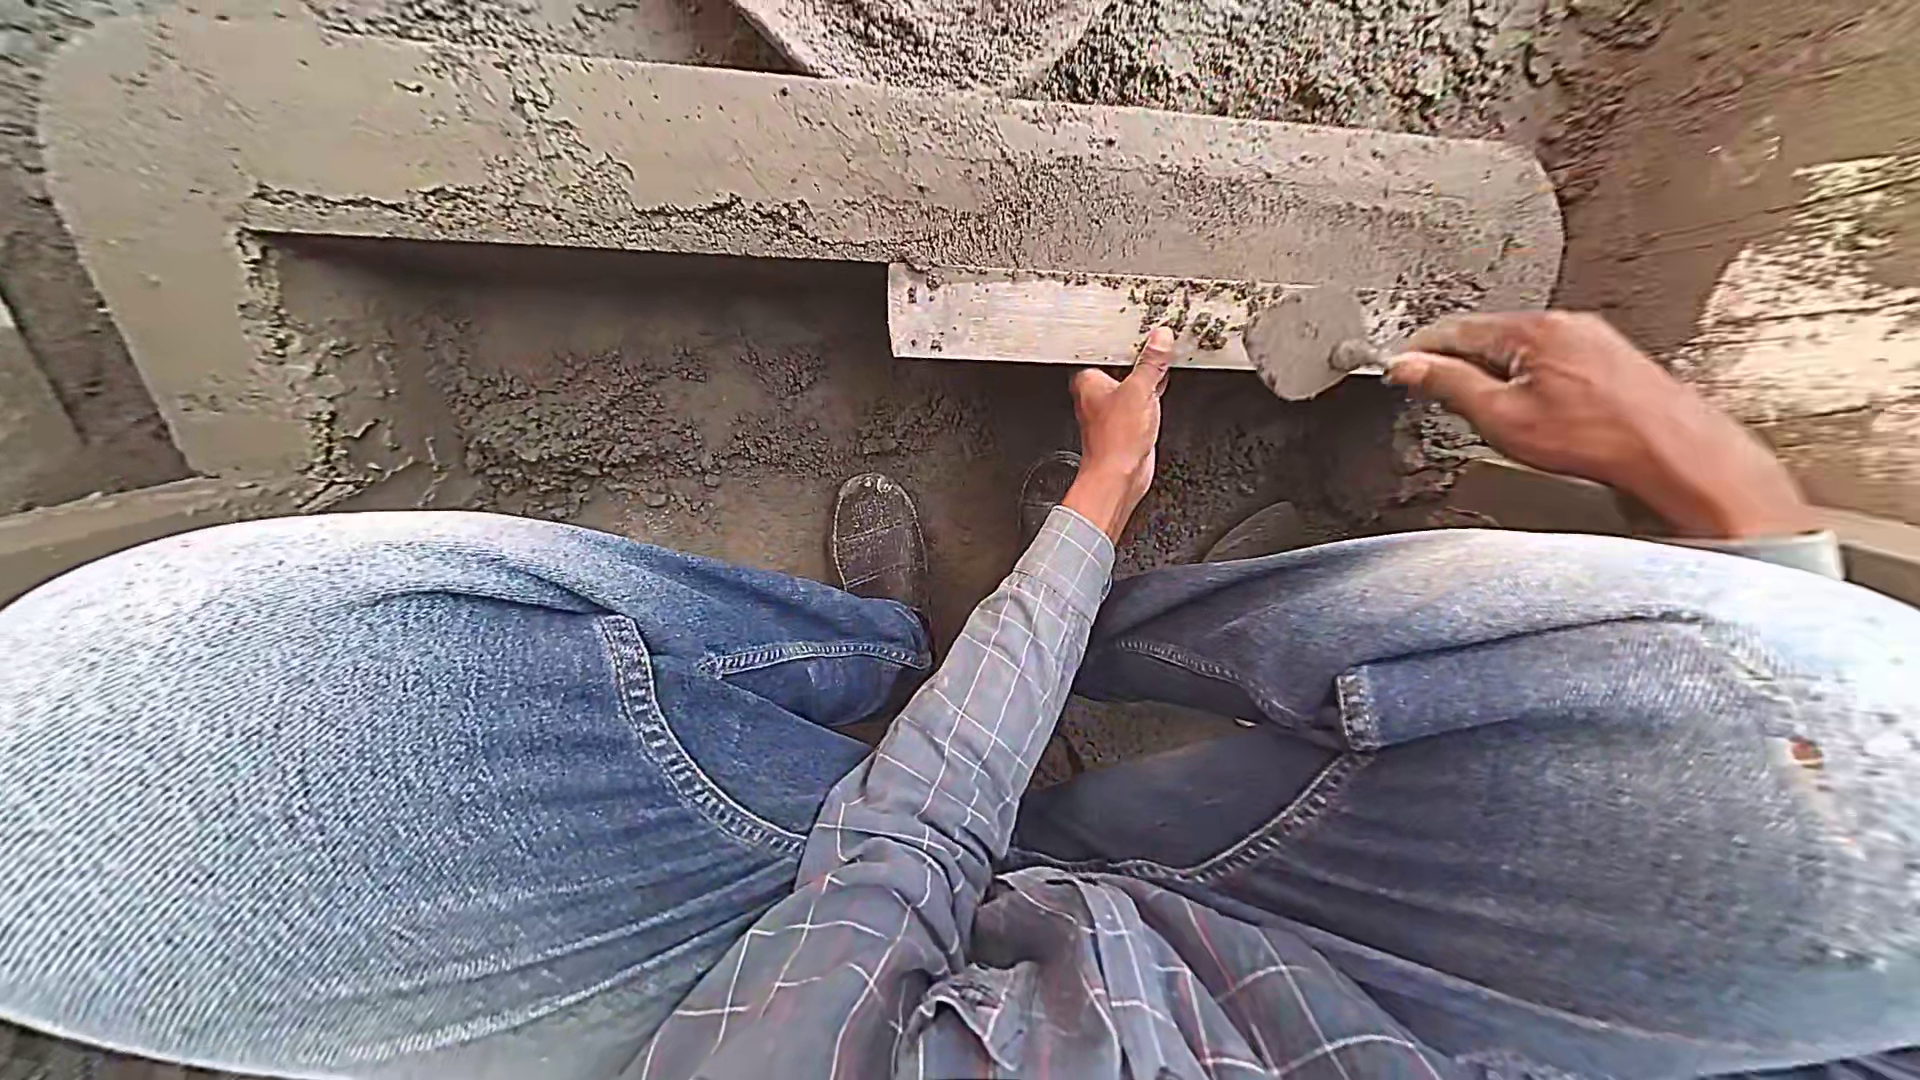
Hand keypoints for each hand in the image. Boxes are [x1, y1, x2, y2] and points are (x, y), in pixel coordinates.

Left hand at [1063, 326, 1174, 540]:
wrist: (1120, 475)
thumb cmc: (1115, 440)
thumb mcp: (1140, 389)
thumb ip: (1151, 362)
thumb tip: (1160, 339)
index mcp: (1088, 380)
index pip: (1108, 348)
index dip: (1127, 338)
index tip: (1146, 327)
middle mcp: (1095, 394)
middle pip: (1121, 364)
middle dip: (1140, 354)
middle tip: (1160, 338)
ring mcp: (1111, 408)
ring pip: (1133, 381)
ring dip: (1148, 373)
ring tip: (1165, 356)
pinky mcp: (1126, 421)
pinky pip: (1142, 397)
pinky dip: (1153, 390)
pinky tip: (1164, 382)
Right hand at [1386, 311, 1817, 538]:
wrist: (1673, 455)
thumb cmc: (1596, 437)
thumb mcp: (1497, 414)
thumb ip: (1445, 383)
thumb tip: (1406, 364)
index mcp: (1533, 330)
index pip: (1451, 329)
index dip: (1416, 352)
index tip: (1397, 371)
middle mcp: (1564, 323)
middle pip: (1482, 334)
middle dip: (1449, 361)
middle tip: (1428, 392)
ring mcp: (1588, 337)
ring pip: (1511, 346)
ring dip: (1483, 370)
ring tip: (1474, 405)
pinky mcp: (1603, 356)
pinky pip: (1540, 355)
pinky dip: (1515, 375)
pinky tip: (1517, 404)